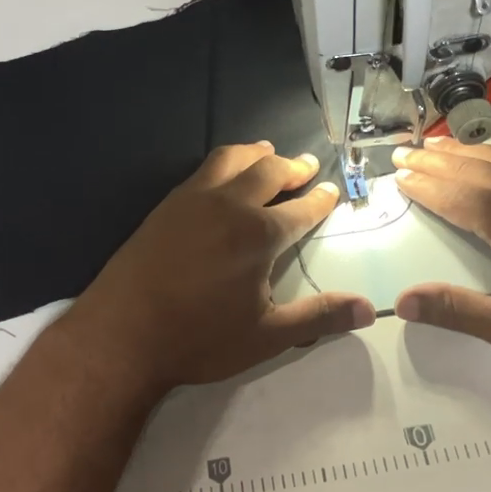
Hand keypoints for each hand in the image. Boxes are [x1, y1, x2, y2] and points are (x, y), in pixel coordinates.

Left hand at [63, 142, 375, 391]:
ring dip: (256, 154)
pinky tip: (222, 177)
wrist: (122, 334)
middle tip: (308, 165)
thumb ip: (319, 318)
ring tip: (267, 152)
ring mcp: (193, 200)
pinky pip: (203, 171)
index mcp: (259, 234)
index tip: (332, 190)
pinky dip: (224, 164)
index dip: (321, 199)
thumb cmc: (199, 339)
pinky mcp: (165, 206)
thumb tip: (369, 309)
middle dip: (293, 166)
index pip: (302, 208)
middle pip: (269, 171)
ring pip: (231, 159)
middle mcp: (229, 205)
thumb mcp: (266, 336)